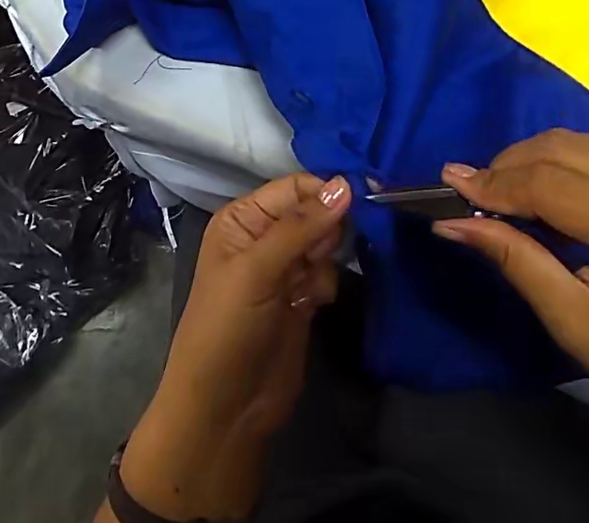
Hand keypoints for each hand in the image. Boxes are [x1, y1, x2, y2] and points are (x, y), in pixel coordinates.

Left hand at [166, 173, 351, 435]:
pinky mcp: (301, 297)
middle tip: (316, 259)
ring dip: (324, 263)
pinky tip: (310, 306)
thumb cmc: (229, 325)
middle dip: (325, 231)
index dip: (324, 191)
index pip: (292, 188)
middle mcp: (262, 236)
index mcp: (242, 218)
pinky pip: (326, 274)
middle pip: (313, 212)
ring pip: (324, 244)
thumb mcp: (258, 269)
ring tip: (305, 289)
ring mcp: (282, 268)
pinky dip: (324, 285)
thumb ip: (301, 226)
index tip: (362, 199)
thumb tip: (345, 183)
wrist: (227, 405)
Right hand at [432, 131, 588, 460]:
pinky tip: (571, 187)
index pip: (561, 187)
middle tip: (475, 190)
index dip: (499, 182)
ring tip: (515, 190)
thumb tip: (450, 220)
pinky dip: (583, 159)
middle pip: (574, 151)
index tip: (451, 184)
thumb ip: (515, 261)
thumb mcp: (578, 328)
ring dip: (543, 159)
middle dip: (513, 165)